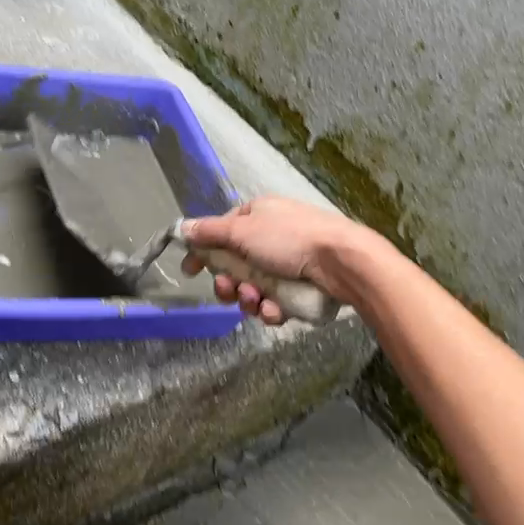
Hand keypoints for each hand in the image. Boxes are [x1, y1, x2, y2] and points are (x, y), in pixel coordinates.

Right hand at [179, 196, 378, 324]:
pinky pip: (277, 302)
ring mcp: (288, 264)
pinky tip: (276, 310)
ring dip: (248, 298)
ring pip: (254, 288)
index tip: (190, 271)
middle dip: (228, 282)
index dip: (204, 251)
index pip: (222, 232)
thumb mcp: (241, 230)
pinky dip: (273, 309)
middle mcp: (271, 237)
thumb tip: (182, 227)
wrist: (341, 261)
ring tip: (256, 300)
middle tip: (227, 290)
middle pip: (236, 265)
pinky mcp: (302, 288)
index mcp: (257, 215)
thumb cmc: (288, 238)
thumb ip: (210, 231)